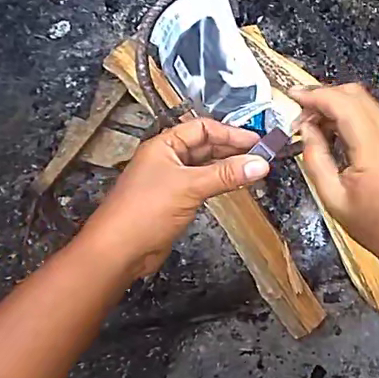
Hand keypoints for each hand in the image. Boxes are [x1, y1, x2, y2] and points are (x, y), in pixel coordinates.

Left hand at [79, 116, 268, 280]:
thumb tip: (258, 164)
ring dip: (227, 167)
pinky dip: (219, 183)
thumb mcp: (189, 186)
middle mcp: (166, 159)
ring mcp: (170, 180)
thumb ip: (225, 174)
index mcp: (164, 144)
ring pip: (205, 166)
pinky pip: (202, 185)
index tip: (255, 141)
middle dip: (232, 149)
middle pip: (205, 146)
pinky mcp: (174, 201)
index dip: (230, 133)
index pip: (202, 128)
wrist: (119, 250)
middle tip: (259, 155)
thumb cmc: (141, 211)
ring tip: (253, 169)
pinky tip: (233, 186)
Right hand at [294, 84, 378, 267]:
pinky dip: (349, 114)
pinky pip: (371, 114)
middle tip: (300, 113)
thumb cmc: (374, 227)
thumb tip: (305, 128)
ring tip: (313, 124)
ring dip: (336, 104)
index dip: (315, 95)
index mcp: (375, 152)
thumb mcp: (333, 199)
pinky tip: (333, 132)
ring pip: (364, 101)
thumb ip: (315, 159)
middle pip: (355, 95)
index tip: (292, 96)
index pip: (344, 105)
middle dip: (323, 96)